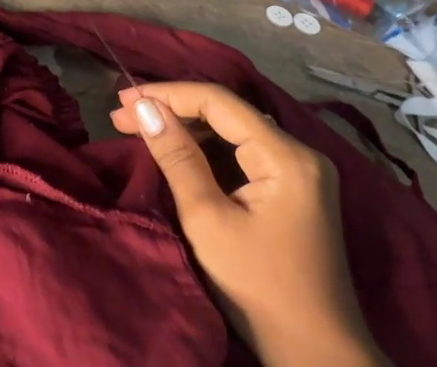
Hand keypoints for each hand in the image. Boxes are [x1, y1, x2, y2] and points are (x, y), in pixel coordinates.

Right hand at [111, 82, 386, 366]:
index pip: (219, 102)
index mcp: (287, 156)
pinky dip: (209, 149)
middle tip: (121, 116)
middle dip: (173, 109)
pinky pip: (245, 153)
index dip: (166, 94)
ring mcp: (302, 172)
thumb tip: (143, 107)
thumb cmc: (257, 286)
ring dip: (188, 128)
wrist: (316, 353)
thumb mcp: (207, 219)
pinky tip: (177, 150)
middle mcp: (301, 153)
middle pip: (228, 113)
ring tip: (140, 128)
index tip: (121, 100)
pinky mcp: (296, 190)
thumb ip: (177, 156)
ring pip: (235, 131)